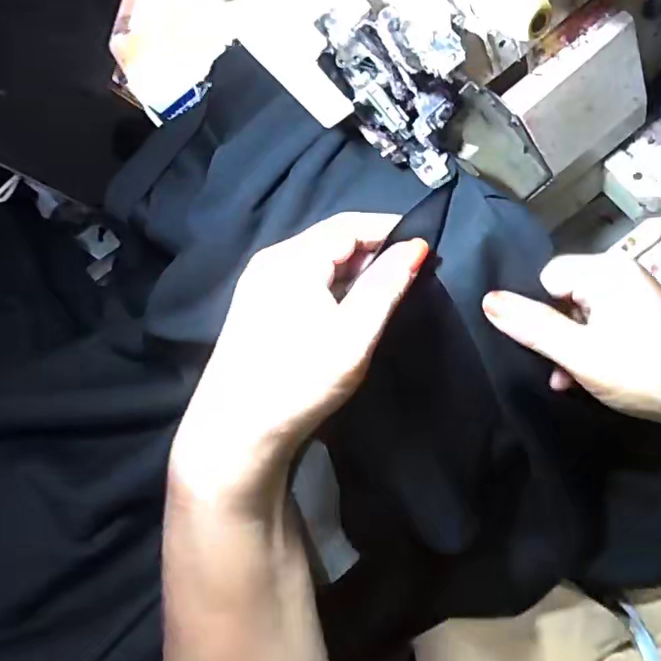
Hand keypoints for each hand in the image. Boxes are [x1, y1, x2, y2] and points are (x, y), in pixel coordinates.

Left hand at [168, 213, 427, 515]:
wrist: (235, 435)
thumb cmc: (300, 381)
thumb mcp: (355, 334)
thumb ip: (387, 285)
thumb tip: (415, 246)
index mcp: (292, 260)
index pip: (351, 225)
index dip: (390, 229)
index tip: (425, 247)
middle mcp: (272, 260)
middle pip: (333, 237)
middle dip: (376, 246)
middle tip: (412, 268)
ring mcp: (260, 282)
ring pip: (320, 257)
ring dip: (357, 266)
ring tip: (390, 286)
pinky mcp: (258, 304)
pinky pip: (306, 275)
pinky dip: (336, 280)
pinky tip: (353, 304)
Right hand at [481, 253, 660, 450]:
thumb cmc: (648, 372)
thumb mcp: (581, 354)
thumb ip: (533, 326)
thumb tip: (488, 300)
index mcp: (604, 270)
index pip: (547, 278)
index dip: (542, 314)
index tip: (551, 348)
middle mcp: (622, 273)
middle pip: (565, 296)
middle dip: (558, 335)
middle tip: (564, 370)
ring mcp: (639, 295)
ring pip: (585, 316)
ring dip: (575, 348)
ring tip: (579, 382)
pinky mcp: (651, 317)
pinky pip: (608, 325)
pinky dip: (598, 349)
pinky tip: (597, 380)